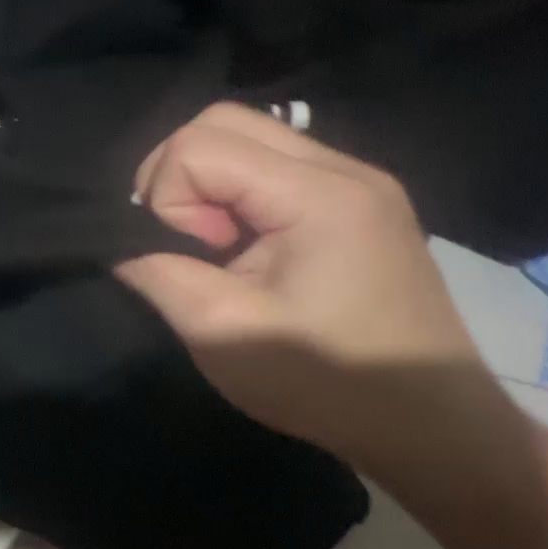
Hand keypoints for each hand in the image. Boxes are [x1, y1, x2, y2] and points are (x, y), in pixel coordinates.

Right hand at [116, 103, 485, 456]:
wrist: (428, 427)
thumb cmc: (323, 380)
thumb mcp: (218, 330)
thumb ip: (155, 271)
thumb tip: (118, 243)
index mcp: (319, 195)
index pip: (196, 145)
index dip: (166, 199)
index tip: (194, 257)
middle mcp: (345, 171)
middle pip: (220, 122)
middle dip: (176, 177)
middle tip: (189, 241)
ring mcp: (357, 184)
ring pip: (243, 138)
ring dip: (204, 186)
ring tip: (215, 247)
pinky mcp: (355, 205)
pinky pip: (269, 167)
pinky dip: (233, 195)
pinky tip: (242, 247)